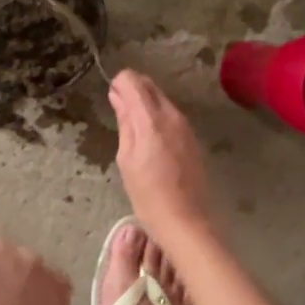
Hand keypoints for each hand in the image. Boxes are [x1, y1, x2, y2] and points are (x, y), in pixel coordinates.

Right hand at [111, 69, 210, 226]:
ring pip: (162, 99)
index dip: (120, 83)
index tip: (112, 98)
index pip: (134, 81)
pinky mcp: (193, 139)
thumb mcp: (126, 157)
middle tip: (118, 110)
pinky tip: (149, 138)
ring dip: (145, 103)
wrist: (186, 222)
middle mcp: (172, 116)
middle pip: (150, 85)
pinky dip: (157, 116)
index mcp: (152, 120)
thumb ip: (125, 122)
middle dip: (132, 89)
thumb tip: (118, 97)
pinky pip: (171, 115)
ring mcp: (186, 127)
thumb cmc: (147, 194)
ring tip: (132, 127)